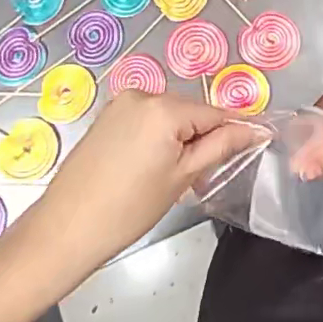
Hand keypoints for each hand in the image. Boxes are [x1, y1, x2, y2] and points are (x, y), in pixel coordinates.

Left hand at [30, 90, 261, 274]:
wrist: (67, 226)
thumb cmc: (129, 208)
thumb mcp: (183, 177)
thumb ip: (221, 146)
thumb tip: (255, 129)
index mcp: (164, 107)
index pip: (215, 113)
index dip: (236, 131)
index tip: (255, 146)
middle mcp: (142, 95)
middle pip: (191, 111)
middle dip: (202, 137)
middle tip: (200, 176)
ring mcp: (120, 103)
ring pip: (168, 116)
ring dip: (179, 138)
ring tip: (171, 176)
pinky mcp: (106, 116)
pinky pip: (146, 119)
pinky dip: (157, 137)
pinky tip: (149, 167)